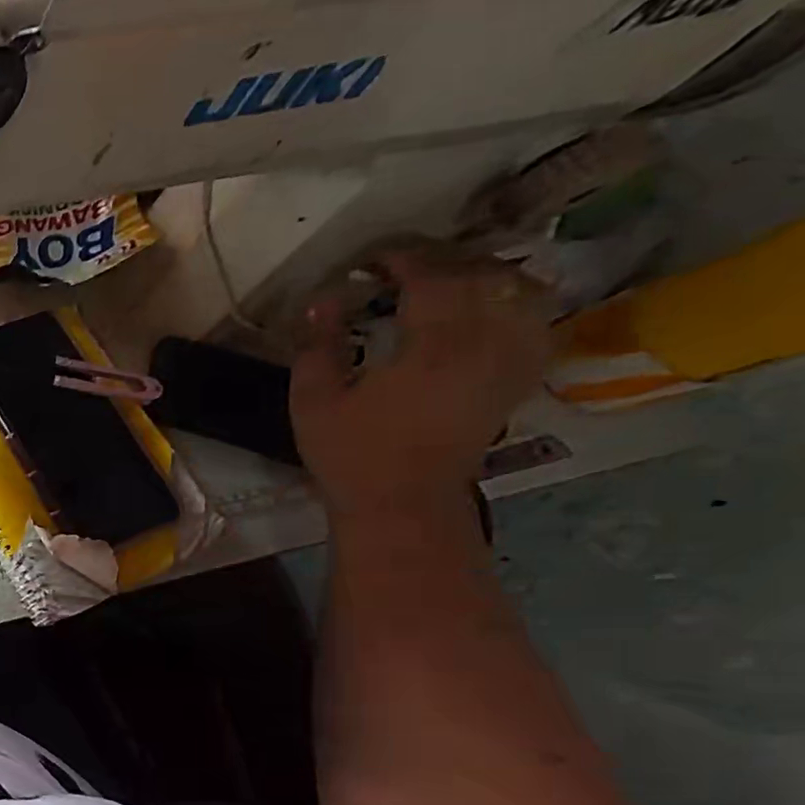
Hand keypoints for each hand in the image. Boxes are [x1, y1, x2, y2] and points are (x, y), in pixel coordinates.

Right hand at [290, 245, 552, 520]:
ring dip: (478, 273)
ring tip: (440, 277)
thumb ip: (317, 346)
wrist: (402, 502)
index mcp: (434, 347)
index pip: (432, 276)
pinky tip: (483, 303)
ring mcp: (511, 359)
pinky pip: (534, 317)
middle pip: (479, 274)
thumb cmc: (351, 454)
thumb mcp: (314, 401)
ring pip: (517, 288)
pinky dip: (512, 298)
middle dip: (437, 259)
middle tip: (396, 265)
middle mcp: (487, 343)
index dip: (400, 257)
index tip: (368, 260)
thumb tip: (322, 299)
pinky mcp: (518, 375)